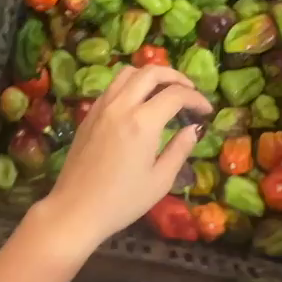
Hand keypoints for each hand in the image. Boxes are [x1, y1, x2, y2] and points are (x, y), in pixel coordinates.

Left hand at [29, 65, 212, 258]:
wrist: (75, 210)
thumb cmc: (122, 201)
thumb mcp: (160, 181)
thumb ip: (179, 149)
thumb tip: (193, 128)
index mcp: (142, 122)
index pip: (175, 95)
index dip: (196, 98)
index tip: (206, 110)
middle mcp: (121, 105)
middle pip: (151, 72)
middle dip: (175, 76)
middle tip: (190, 90)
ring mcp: (102, 106)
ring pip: (128, 72)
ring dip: (151, 75)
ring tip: (165, 90)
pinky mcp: (89, 113)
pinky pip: (113, 86)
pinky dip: (131, 84)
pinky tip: (138, 102)